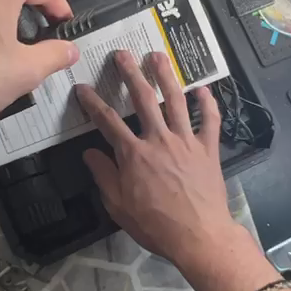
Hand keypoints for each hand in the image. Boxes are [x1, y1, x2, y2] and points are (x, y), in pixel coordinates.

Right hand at [75, 50, 253, 270]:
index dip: (92, 102)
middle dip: (130, 73)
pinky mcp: (208, 149)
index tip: (82, 87)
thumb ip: (104, 176)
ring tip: (158, 56)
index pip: (107, 121)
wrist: (198, 236)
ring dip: (166, 75)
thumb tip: (89, 153)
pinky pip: (209, 121)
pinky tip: (203, 89)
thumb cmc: (155, 225)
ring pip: (175, 100)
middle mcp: (159, 140)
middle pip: (143, 99)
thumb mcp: (118, 206)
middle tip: (121, 54)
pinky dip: (207, 103)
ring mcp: (186, 141)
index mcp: (133, 154)